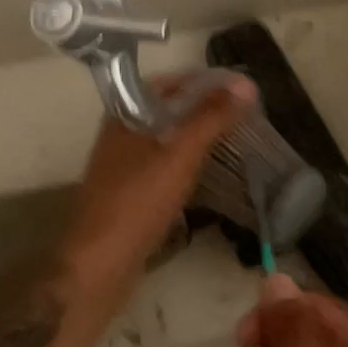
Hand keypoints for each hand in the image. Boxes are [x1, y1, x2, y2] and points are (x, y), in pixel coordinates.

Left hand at [57, 72, 255, 312]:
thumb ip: (211, 118)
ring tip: (238, 138)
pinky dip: (190, 162)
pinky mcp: (132, 192)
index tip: (245, 88)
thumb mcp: (179, 155)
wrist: (98, 265)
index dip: (208, 81)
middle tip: (249, 114)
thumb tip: (245, 84)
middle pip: (171, 108)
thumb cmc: (136, 201)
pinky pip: (167, 165)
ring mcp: (126, 163)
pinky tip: (212, 171)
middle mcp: (123, 131)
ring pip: (169, 138)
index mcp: (127, 112)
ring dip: (200, 135)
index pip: (173, 81)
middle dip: (208, 107)